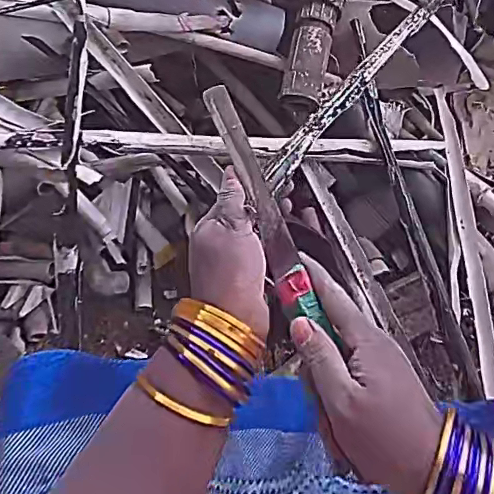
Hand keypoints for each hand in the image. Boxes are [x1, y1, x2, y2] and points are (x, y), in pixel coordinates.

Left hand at [188, 169, 270, 339]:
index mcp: (208, 227)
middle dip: (265, 213)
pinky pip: (266, 260)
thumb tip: (231, 174)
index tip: (270, 189)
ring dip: (273, 234)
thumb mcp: (232, 226)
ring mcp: (233, 264)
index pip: (230, 199)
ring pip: (258, 239)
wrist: (238, 319)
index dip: (251, 192)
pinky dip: (276, 255)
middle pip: (245, 219)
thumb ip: (233, 199)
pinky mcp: (249, 281)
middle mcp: (218, 245)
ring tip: (285, 230)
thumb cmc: (228, 276)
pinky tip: (284, 254)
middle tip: (282, 208)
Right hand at [289, 254, 442, 493]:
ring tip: (330, 416)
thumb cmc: (388, 441)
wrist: (436, 473)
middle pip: (329, 325)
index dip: (308, 276)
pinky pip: (348, 371)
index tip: (290, 260)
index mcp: (366, 340)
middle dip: (311, 349)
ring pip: (336, 351)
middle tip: (310, 384)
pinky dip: (336, 390)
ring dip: (324, 378)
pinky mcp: (383, 378)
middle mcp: (375, 342)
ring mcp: (381, 360)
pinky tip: (339, 420)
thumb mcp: (342, 401)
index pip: (331, 295)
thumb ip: (318, 358)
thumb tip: (299, 323)